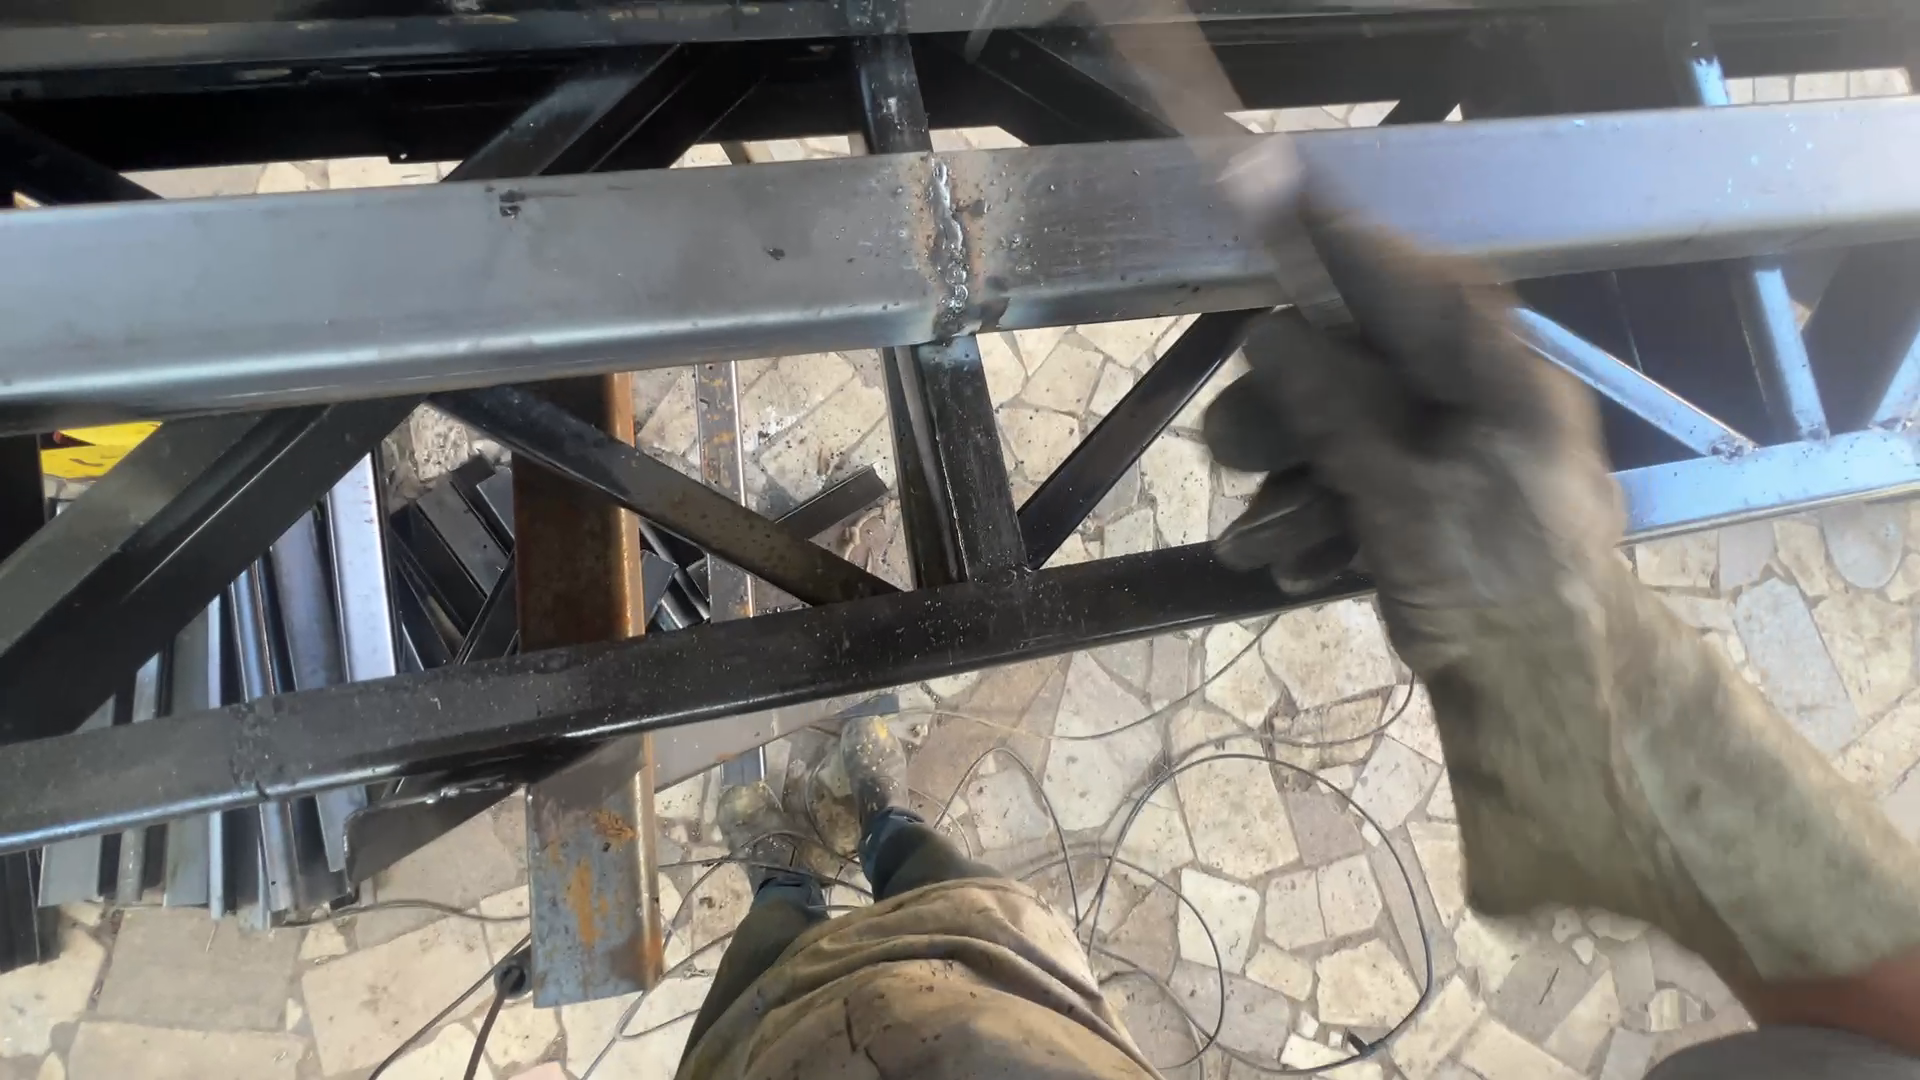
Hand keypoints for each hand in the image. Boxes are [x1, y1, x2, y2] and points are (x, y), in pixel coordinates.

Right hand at [1204, 196, 1620, 676]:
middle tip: (1227, 450)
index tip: (1272, 185)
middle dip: (1278, 416)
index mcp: (1490, 375)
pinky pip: (1339, 481)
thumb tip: (1267, 333)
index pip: (1404, 282)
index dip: (1334, 238)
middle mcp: (1462, 395)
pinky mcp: (1412, 488)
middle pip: (1342, 367)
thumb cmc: (1492, 583)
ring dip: (1284, 491)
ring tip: (1260, 548)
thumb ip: (1336, 411)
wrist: (1541, 682)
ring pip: (1328, 433)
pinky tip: (1302, 564)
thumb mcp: (1403, 496)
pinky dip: (1310, 520)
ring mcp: (1435, 445)